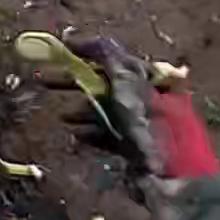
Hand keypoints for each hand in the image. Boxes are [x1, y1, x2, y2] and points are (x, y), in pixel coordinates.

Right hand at [67, 36, 219, 179]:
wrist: (175, 180)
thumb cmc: (152, 127)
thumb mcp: (128, 84)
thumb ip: (109, 58)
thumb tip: (86, 38)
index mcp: (153, 81)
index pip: (115, 59)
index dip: (87, 53)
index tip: (61, 51)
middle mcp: (149, 99)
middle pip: (103, 83)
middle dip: (73, 83)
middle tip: (44, 81)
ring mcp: (142, 124)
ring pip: (102, 109)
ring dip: (81, 111)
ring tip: (65, 117)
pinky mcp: (135, 146)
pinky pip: (106, 132)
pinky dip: (91, 131)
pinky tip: (79, 135)